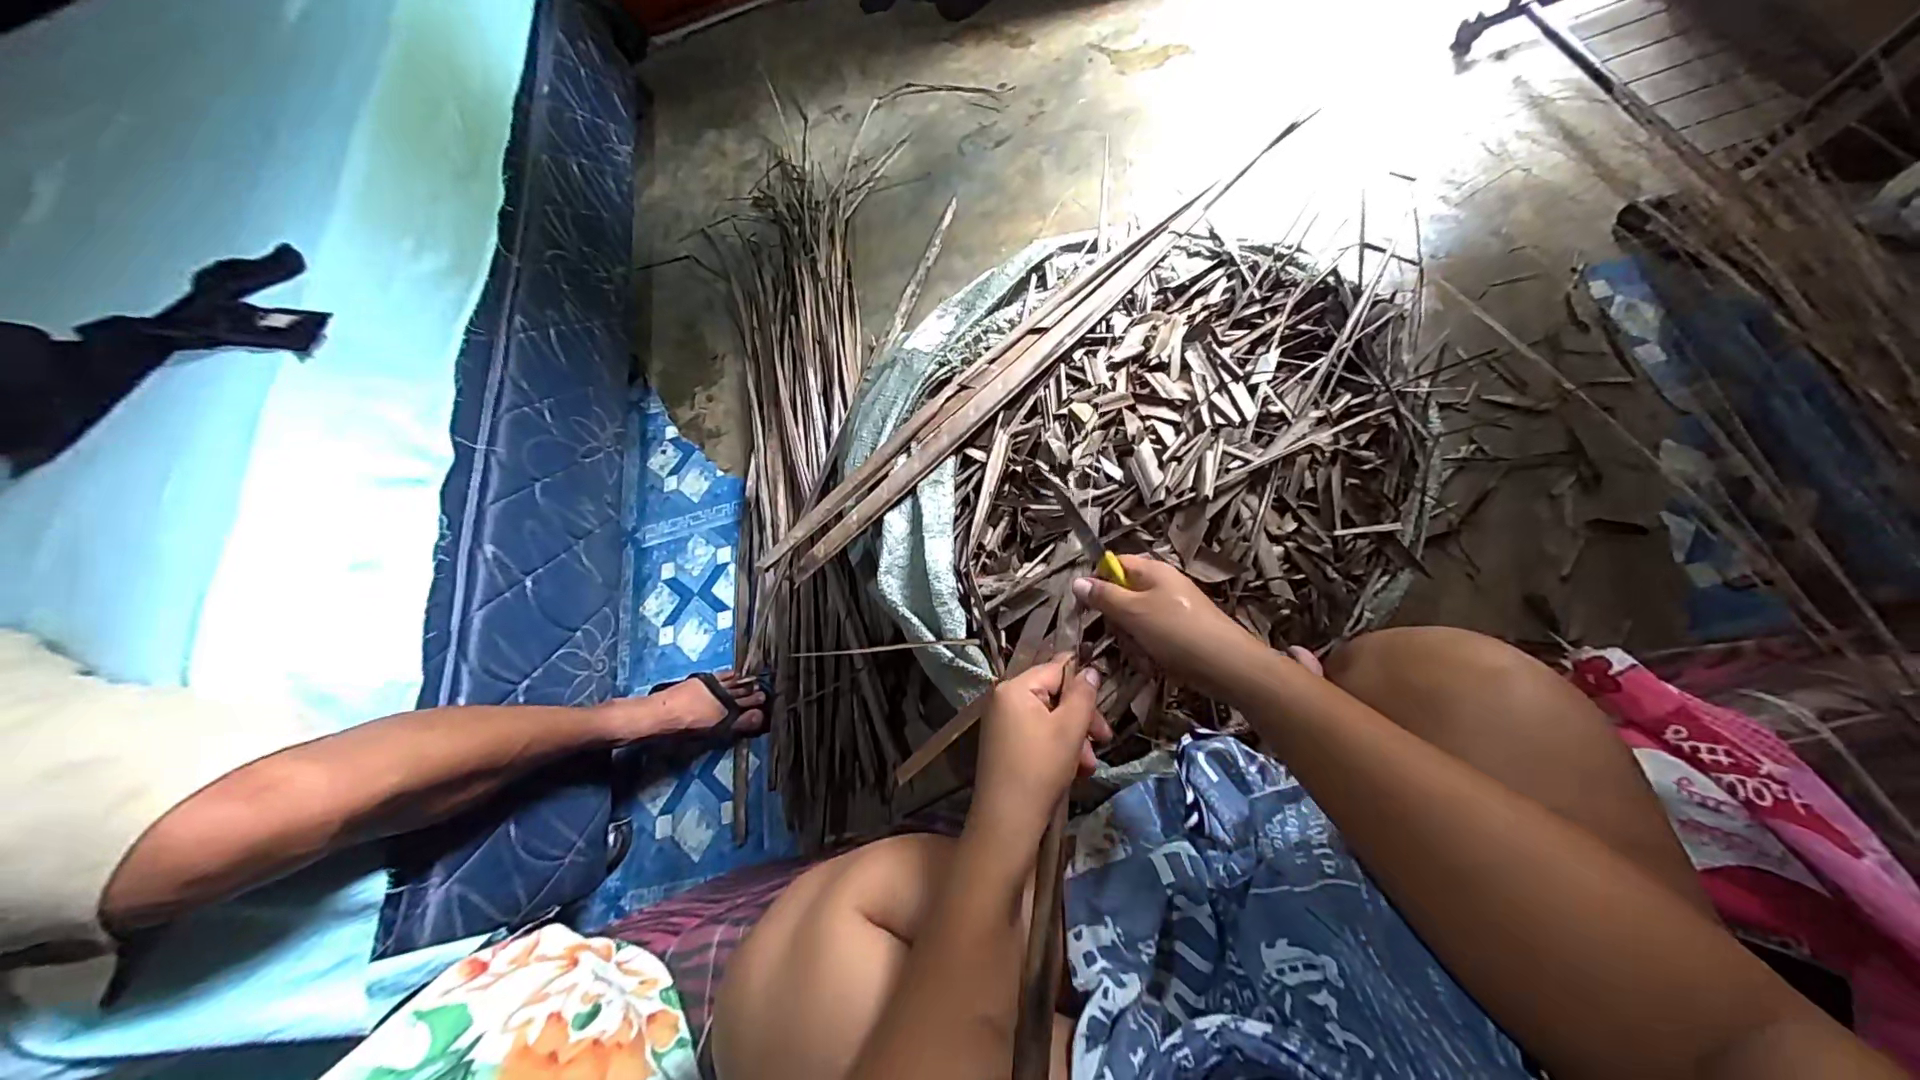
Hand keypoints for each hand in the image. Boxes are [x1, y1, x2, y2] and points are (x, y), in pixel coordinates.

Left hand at [971, 654, 1111, 837]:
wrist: (1007, 820)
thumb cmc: (1040, 768)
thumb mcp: (1069, 729)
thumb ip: (1083, 695)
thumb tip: (1090, 671)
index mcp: (1014, 688)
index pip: (1056, 669)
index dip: (1082, 683)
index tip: (1103, 704)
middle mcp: (1003, 699)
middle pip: (1053, 695)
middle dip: (1081, 718)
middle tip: (1102, 739)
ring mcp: (1002, 723)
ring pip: (1049, 718)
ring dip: (1073, 738)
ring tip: (1087, 765)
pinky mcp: (1005, 744)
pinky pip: (1038, 734)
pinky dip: (1057, 748)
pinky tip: (1073, 770)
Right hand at [1073, 555, 1287, 699]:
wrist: (1227, 666)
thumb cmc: (1177, 632)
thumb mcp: (1133, 612)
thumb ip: (1104, 596)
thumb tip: (1077, 581)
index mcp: (1152, 571)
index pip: (1113, 563)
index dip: (1097, 581)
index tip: (1088, 605)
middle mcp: (1161, 586)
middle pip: (1122, 595)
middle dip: (1116, 619)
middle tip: (1122, 634)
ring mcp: (1171, 610)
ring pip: (1134, 621)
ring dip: (1132, 641)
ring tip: (1142, 654)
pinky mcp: (1178, 633)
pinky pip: (1150, 638)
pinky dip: (1148, 652)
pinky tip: (1154, 664)